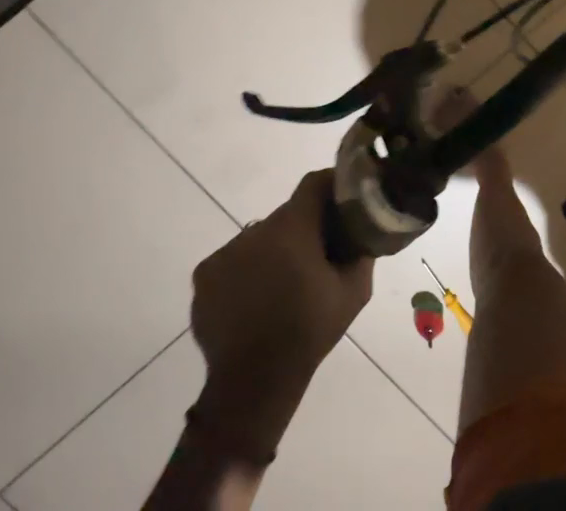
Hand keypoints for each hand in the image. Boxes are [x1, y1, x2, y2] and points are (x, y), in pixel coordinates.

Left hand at [185, 170, 372, 458]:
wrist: (253, 381)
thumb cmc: (309, 332)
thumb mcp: (354, 292)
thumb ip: (361, 252)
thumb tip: (362, 231)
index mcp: (291, 231)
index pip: (313, 184)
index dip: (332, 186)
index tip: (344, 200)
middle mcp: (253, 232)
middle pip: (286, 215)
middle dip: (304, 229)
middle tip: (319, 256)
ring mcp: (223, 254)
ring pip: (258, 239)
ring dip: (274, 251)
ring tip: (284, 286)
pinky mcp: (203, 276)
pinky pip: (233, 261)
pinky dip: (248, 272)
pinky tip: (257, 301)